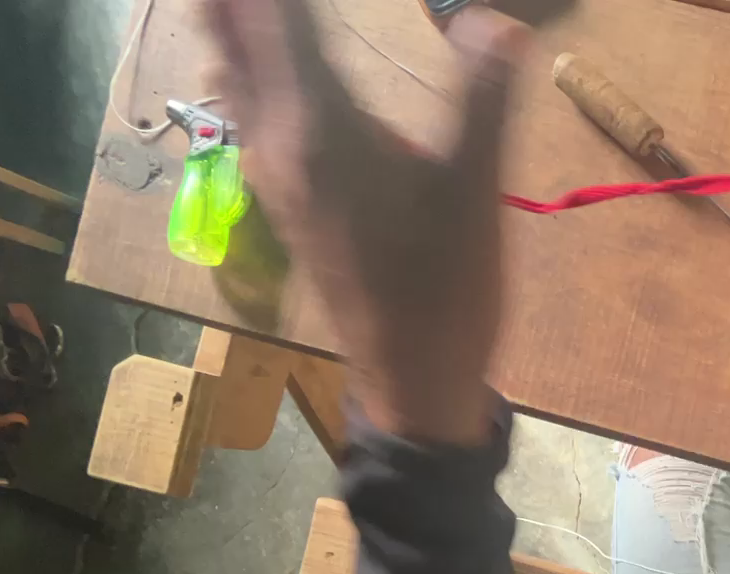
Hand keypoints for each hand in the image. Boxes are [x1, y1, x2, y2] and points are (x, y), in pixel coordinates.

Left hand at [201, 0, 529, 444]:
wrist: (415, 379)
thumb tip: (498, 22)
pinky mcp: (289, 210)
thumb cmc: (446, 292)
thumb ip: (484, 103)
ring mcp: (276, 179)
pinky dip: (248, 72)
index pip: (272, 10)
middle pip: (231, 31)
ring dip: (233, 25)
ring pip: (231, 76)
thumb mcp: (474, 196)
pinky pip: (248, 118)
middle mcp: (278, 141)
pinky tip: (267, 79)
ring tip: (250, 10)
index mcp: (320, 125)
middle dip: (244, 3)